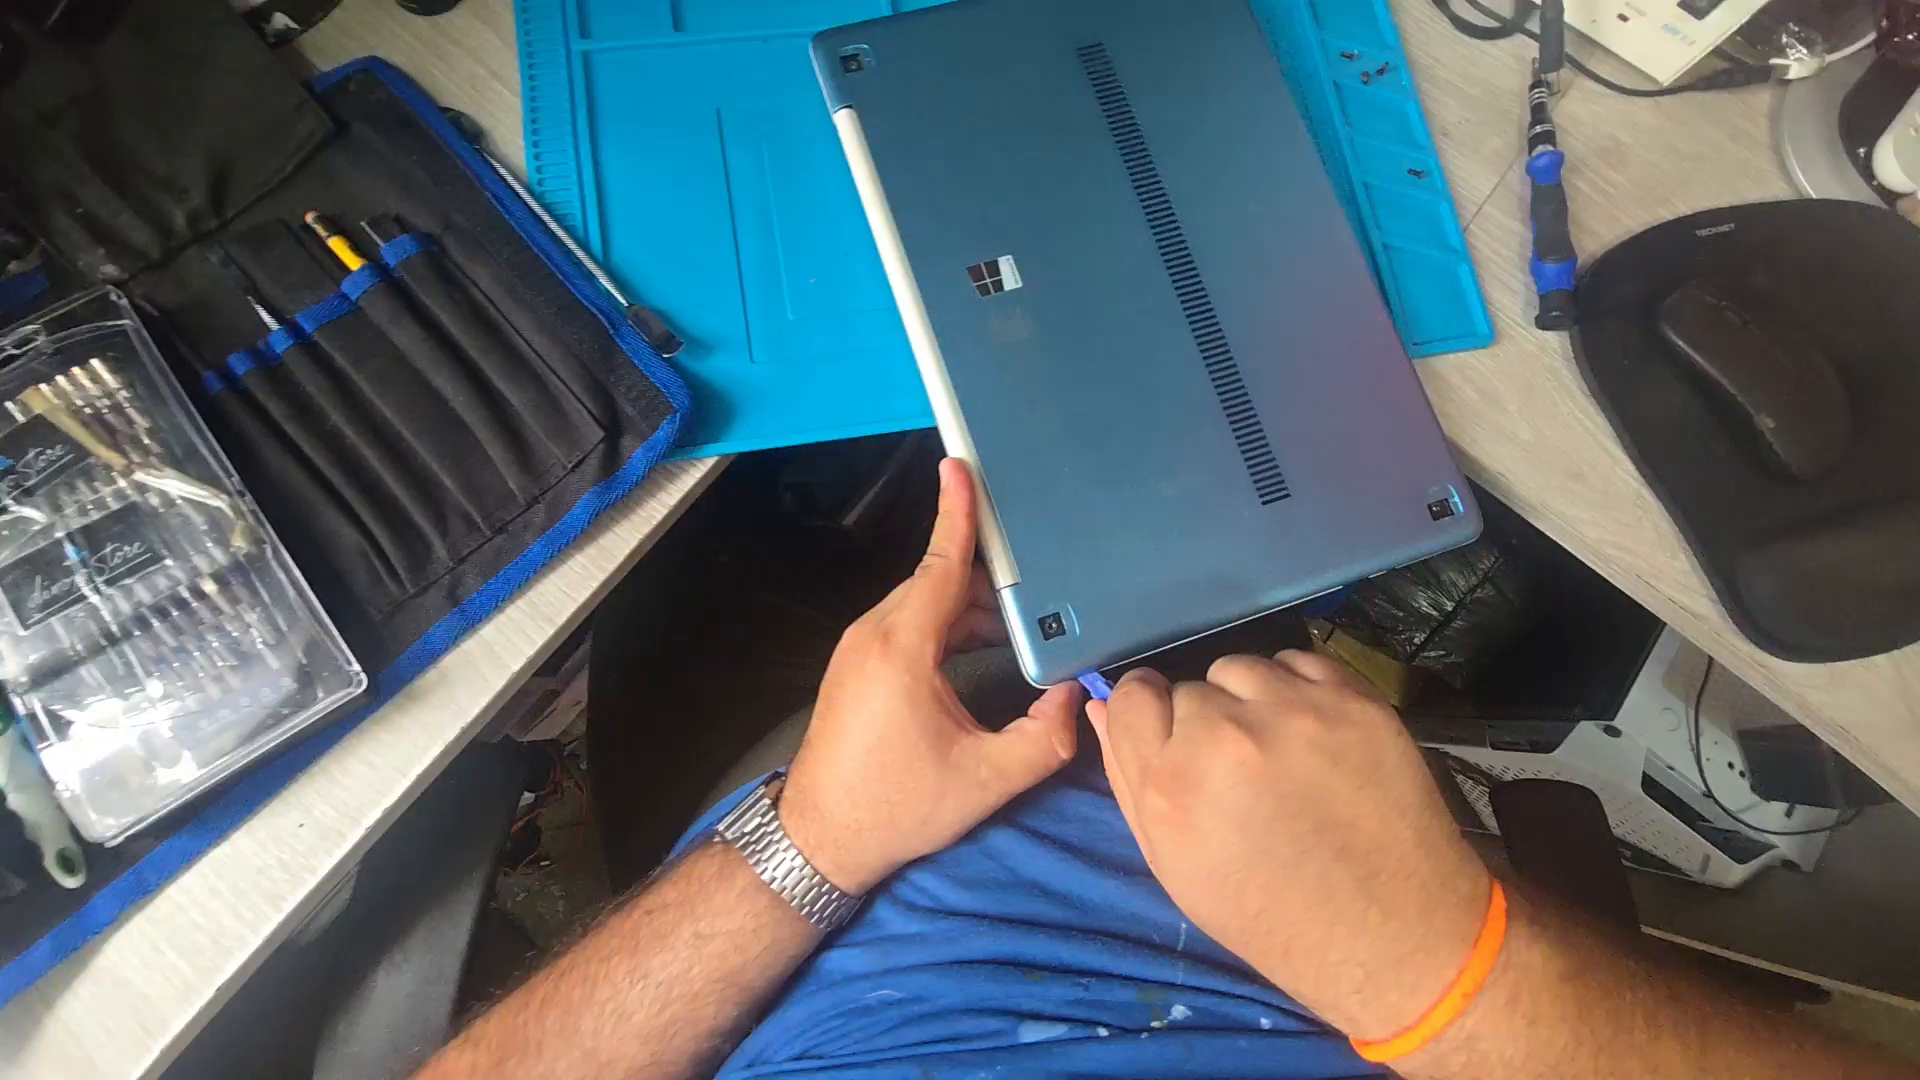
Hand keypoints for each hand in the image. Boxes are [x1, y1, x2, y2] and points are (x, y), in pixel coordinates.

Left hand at [779, 459, 1082, 894]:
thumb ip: (1044, 738)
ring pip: (924, 601)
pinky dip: (948, 621)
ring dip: (970, 604)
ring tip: (1020, 619)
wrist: (820, 838)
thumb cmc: (897, 807)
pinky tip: (980, 641)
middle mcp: (876, 634)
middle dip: (988, 575)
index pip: (939, 566)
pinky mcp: (859, 662)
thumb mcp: (985, 781)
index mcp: (903, 647)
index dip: (956, 514)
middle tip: (1039, 575)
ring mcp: (861, 646)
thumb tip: (1072, 695)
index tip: (961, 467)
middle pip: (937, 581)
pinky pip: (910, 621)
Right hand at [1087, 652, 1493, 1041]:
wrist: (1394, 940)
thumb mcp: (1172, 861)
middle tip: (1236, 770)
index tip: (1170, 736)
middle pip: (1187, 687)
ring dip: (1247, 699)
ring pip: (1239, 668)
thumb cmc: (1266, 910)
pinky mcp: (1355, 701)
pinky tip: (1311, 734)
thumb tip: (1098, 704)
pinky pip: (1297, 661)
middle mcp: (1228, 736)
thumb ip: (1125, 775)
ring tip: (1277, 749)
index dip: (1146, 714)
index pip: (1131, 693)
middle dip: (1201, 720)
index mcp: (1173, 783)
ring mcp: (1297, 713)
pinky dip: (1295, 689)